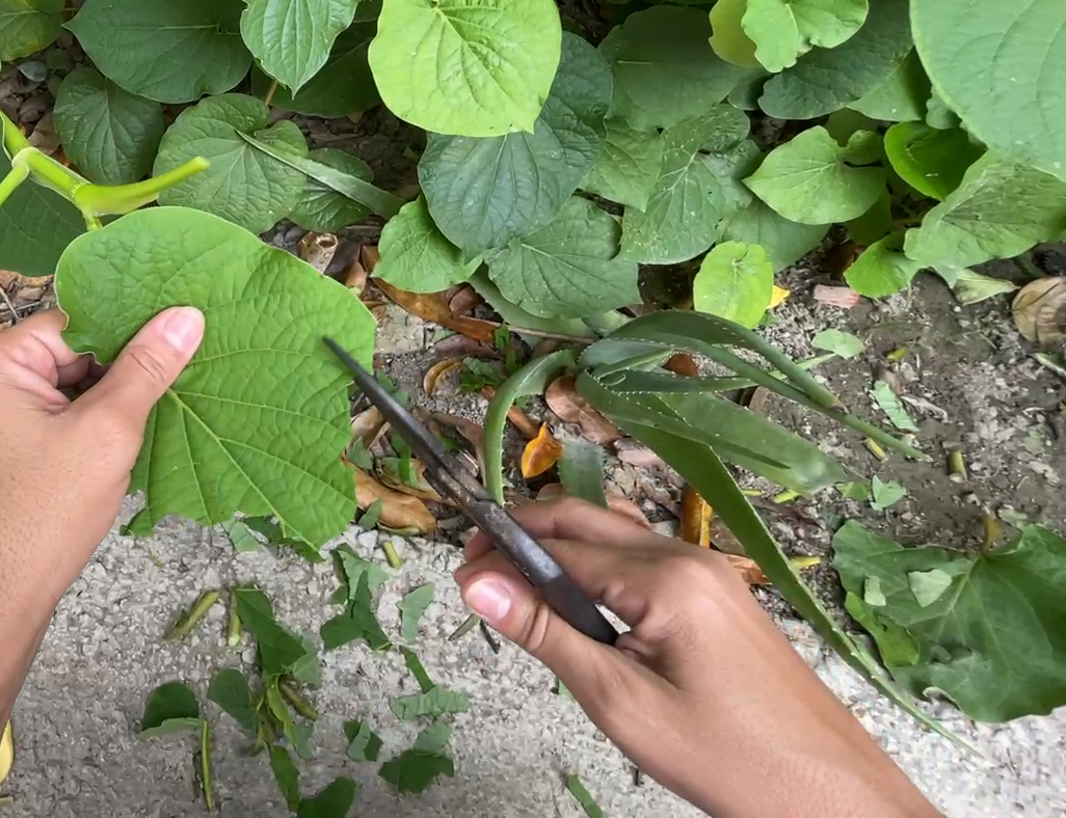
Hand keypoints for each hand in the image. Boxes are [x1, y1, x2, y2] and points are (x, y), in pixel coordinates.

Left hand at [0, 306, 203, 625]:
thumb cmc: (41, 515)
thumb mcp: (107, 432)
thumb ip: (147, 367)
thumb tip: (186, 314)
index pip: (77, 322)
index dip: (128, 334)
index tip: (178, 343)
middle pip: (72, 353)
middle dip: (119, 374)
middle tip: (172, 389)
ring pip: (69, 387)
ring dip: (108, 404)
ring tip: (149, 420)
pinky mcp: (4, 444)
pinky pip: (56, 415)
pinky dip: (89, 426)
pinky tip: (119, 446)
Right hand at [455, 498, 940, 817]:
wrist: (845, 807)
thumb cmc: (728, 760)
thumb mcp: (621, 701)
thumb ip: (543, 633)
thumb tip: (472, 582)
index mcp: (663, 576)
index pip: (553, 546)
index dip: (499, 558)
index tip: (461, 583)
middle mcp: (684, 554)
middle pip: (578, 517)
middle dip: (519, 534)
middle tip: (479, 575)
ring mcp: (707, 568)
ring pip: (606, 531)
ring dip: (554, 547)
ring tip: (522, 592)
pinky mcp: (718, 591)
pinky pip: (636, 554)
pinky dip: (592, 563)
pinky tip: (581, 603)